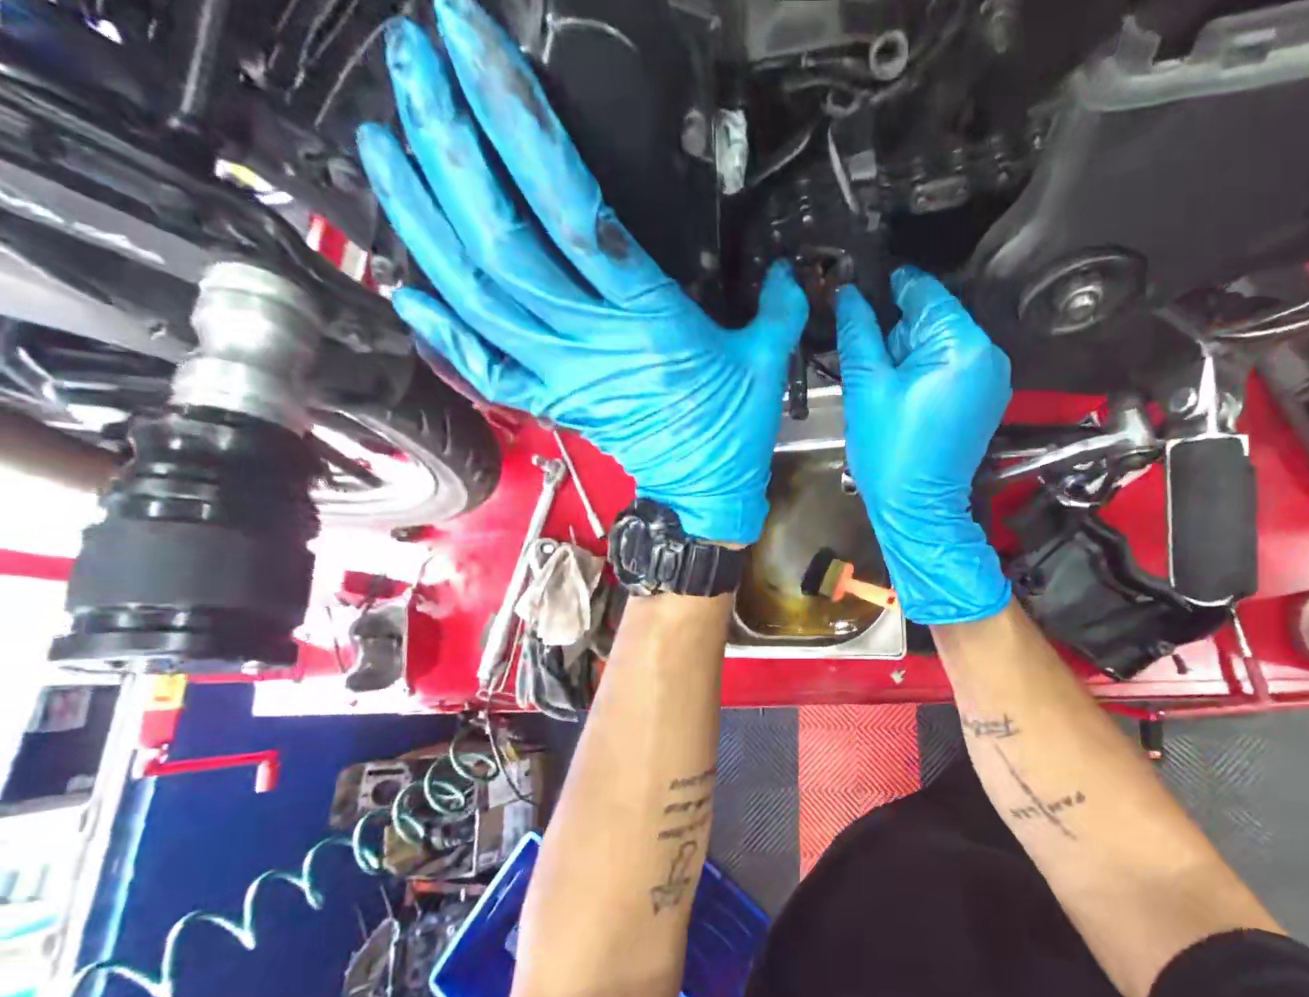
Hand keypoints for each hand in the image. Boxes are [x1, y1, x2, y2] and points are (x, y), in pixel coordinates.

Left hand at [354, 0, 805, 544]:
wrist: (706, 493)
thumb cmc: (733, 431)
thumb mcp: (768, 362)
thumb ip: (777, 308)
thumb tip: (786, 271)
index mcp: (653, 320)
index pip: (574, 211)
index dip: (520, 126)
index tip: (476, 53)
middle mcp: (595, 339)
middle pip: (503, 235)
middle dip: (449, 140)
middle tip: (413, 61)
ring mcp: (561, 370)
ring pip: (473, 287)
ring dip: (420, 211)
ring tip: (382, 136)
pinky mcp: (548, 397)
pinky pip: (478, 360)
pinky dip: (434, 322)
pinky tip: (399, 274)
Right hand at [836, 268, 1012, 623]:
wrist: (920, 508)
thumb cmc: (892, 450)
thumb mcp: (866, 384)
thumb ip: (859, 328)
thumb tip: (849, 291)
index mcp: (964, 344)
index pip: (923, 289)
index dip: (885, 289)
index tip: (856, 296)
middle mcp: (989, 354)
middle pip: (935, 314)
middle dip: (899, 326)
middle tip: (870, 356)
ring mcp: (993, 377)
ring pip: (942, 338)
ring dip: (911, 348)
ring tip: (887, 381)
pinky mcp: (987, 396)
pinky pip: (954, 362)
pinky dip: (928, 367)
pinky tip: (905, 392)